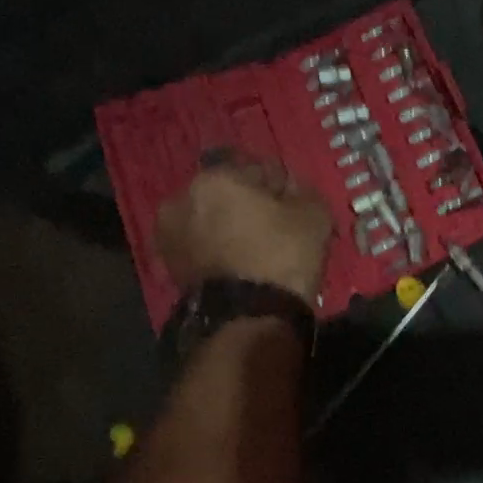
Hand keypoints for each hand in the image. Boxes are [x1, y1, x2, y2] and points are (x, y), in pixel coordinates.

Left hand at [154, 159, 332, 299]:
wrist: (250, 314)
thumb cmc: (283, 254)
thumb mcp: (314, 214)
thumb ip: (302, 191)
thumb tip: (289, 188)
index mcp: (216, 178)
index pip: (257, 168)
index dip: (281, 185)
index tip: (295, 203)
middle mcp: (182, 197)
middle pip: (227, 192)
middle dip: (249, 203)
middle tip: (275, 224)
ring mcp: (169, 232)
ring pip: (210, 218)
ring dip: (230, 225)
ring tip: (256, 245)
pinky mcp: (168, 262)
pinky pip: (201, 242)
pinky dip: (218, 246)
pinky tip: (240, 261)